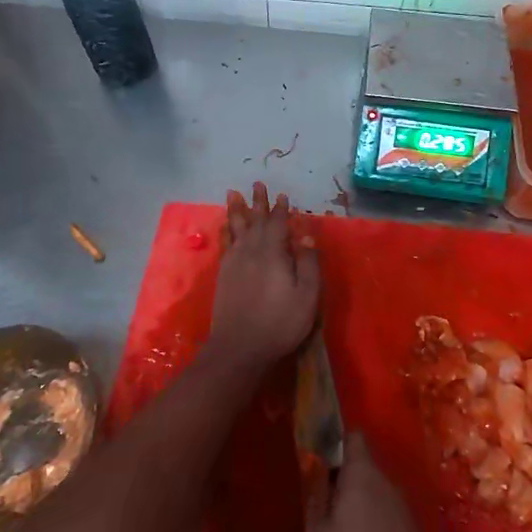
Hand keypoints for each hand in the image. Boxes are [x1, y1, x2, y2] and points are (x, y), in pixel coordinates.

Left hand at [209, 182, 318, 370]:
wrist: (239, 347)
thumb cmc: (280, 322)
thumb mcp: (307, 295)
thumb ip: (308, 263)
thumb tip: (305, 235)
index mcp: (273, 253)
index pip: (277, 224)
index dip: (280, 210)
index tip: (283, 196)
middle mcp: (251, 252)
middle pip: (255, 221)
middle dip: (258, 202)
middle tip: (257, 184)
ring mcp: (234, 263)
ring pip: (236, 229)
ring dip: (237, 210)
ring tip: (233, 194)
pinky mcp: (224, 275)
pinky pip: (225, 244)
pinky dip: (226, 232)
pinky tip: (225, 227)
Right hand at [305, 435, 503, 531]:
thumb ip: (315, 499)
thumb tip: (315, 468)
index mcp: (363, 474)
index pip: (352, 436)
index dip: (332, 438)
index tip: (313, 453)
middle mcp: (387, 483)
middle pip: (360, 468)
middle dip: (338, 480)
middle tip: (315, 504)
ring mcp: (403, 508)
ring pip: (370, 494)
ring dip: (352, 507)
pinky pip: (382, 515)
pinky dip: (367, 526)